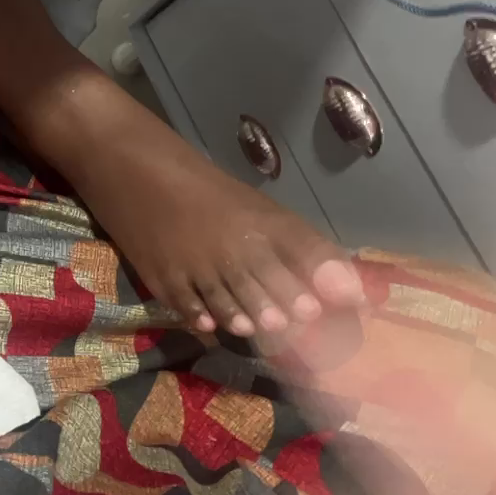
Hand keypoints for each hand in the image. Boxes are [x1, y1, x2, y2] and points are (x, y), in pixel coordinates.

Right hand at [120, 136, 362, 335]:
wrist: (136, 170)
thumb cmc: (207, 190)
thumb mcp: (263, 211)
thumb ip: (308, 252)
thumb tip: (358, 298)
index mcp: (261, 231)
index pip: (301, 284)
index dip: (311, 305)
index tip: (315, 312)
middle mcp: (230, 253)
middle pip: (267, 302)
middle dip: (279, 317)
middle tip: (283, 322)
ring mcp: (194, 269)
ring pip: (230, 311)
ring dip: (244, 321)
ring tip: (250, 324)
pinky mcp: (162, 280)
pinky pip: (189, 311)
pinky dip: (203, 319)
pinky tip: (209, 321)